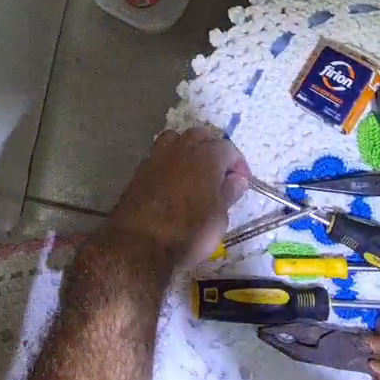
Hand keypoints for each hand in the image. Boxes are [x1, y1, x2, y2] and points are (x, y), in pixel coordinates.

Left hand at [103, 125, 250, 270]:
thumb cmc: (188, 233)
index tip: (241, 182)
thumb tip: (237, 179)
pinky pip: (159, 154)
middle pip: (201, 135)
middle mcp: (182, 148)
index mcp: (207, 157)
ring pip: (177, 138)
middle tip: (218, 173)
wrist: (138, 245)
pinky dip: (169, 160)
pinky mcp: (140, 169)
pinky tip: (172, 179)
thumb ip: (229, 193)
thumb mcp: (219, 218)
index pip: (229, 148)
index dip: (238, 164)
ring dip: (188, 148)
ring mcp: (158, 156)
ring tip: (193, 170)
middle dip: (212, 149)